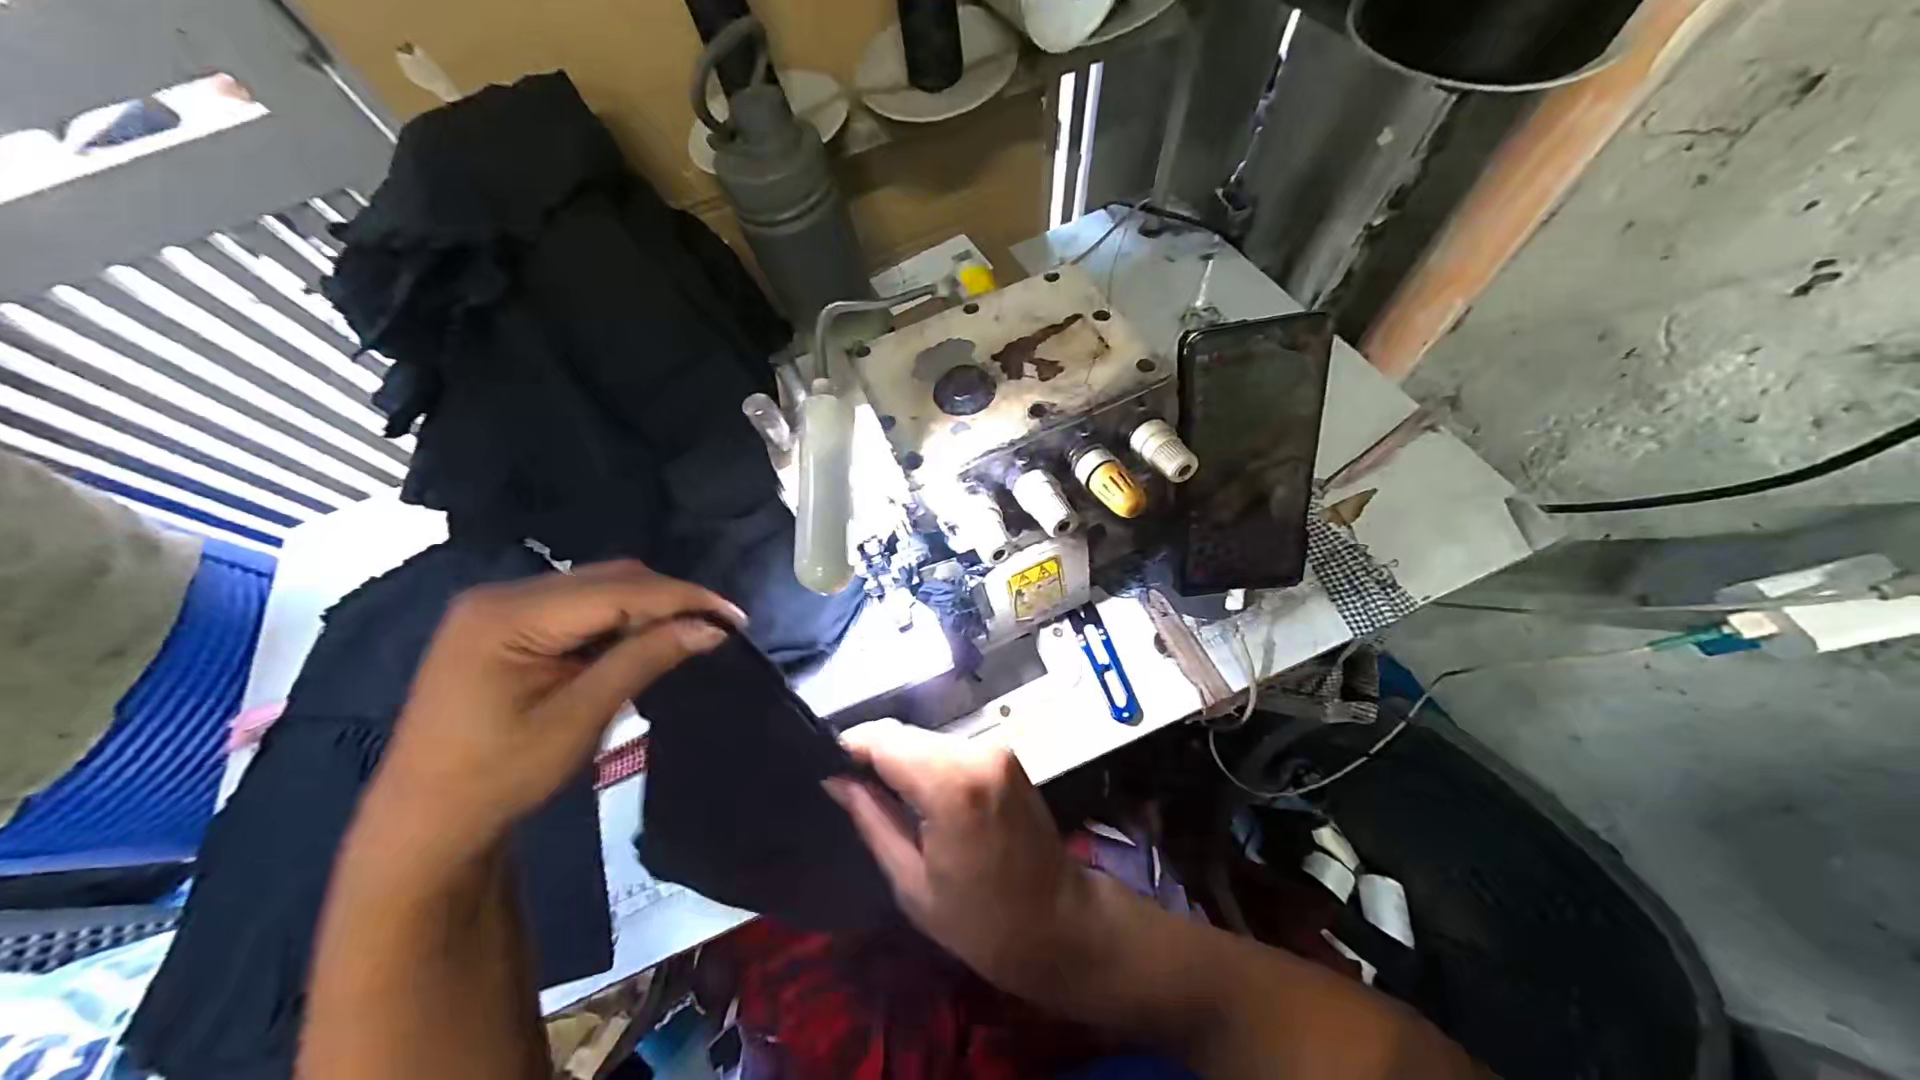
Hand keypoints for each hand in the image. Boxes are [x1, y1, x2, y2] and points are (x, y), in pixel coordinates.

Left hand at [374, 560, 743, 861]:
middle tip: (717, 628)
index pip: (616, 589)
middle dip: (668, 599)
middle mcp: (500, 594)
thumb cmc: (498, 777)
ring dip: (646, 608)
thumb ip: (643, 660)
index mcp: (507, 615)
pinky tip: (642, 640)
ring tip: (689, 633)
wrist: (424, 822)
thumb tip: (711, 628)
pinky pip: (577, 607)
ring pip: (595, 589)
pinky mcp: (504, 624)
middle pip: (606, 579)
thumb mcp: (579, 718)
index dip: (681, 598)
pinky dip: (618, 620)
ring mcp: (498, 607)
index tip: (734, 616)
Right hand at [825, 720, 1087, 992]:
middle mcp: (977, 750)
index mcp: (953, 783)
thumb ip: (870, 818)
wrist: (1059, 923)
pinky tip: (916, 794)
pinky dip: (926, 763)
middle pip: (904, 734)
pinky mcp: (1005, 754)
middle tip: (846, 788)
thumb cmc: (982, 921)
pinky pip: (949, 747)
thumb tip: (834, 778)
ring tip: (880, 795)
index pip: (884, 738)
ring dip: (900, 760)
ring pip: (925, 738)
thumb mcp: (911, 881)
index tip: (823, 770)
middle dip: (872, 755)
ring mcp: (996, 748)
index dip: (848, 748)